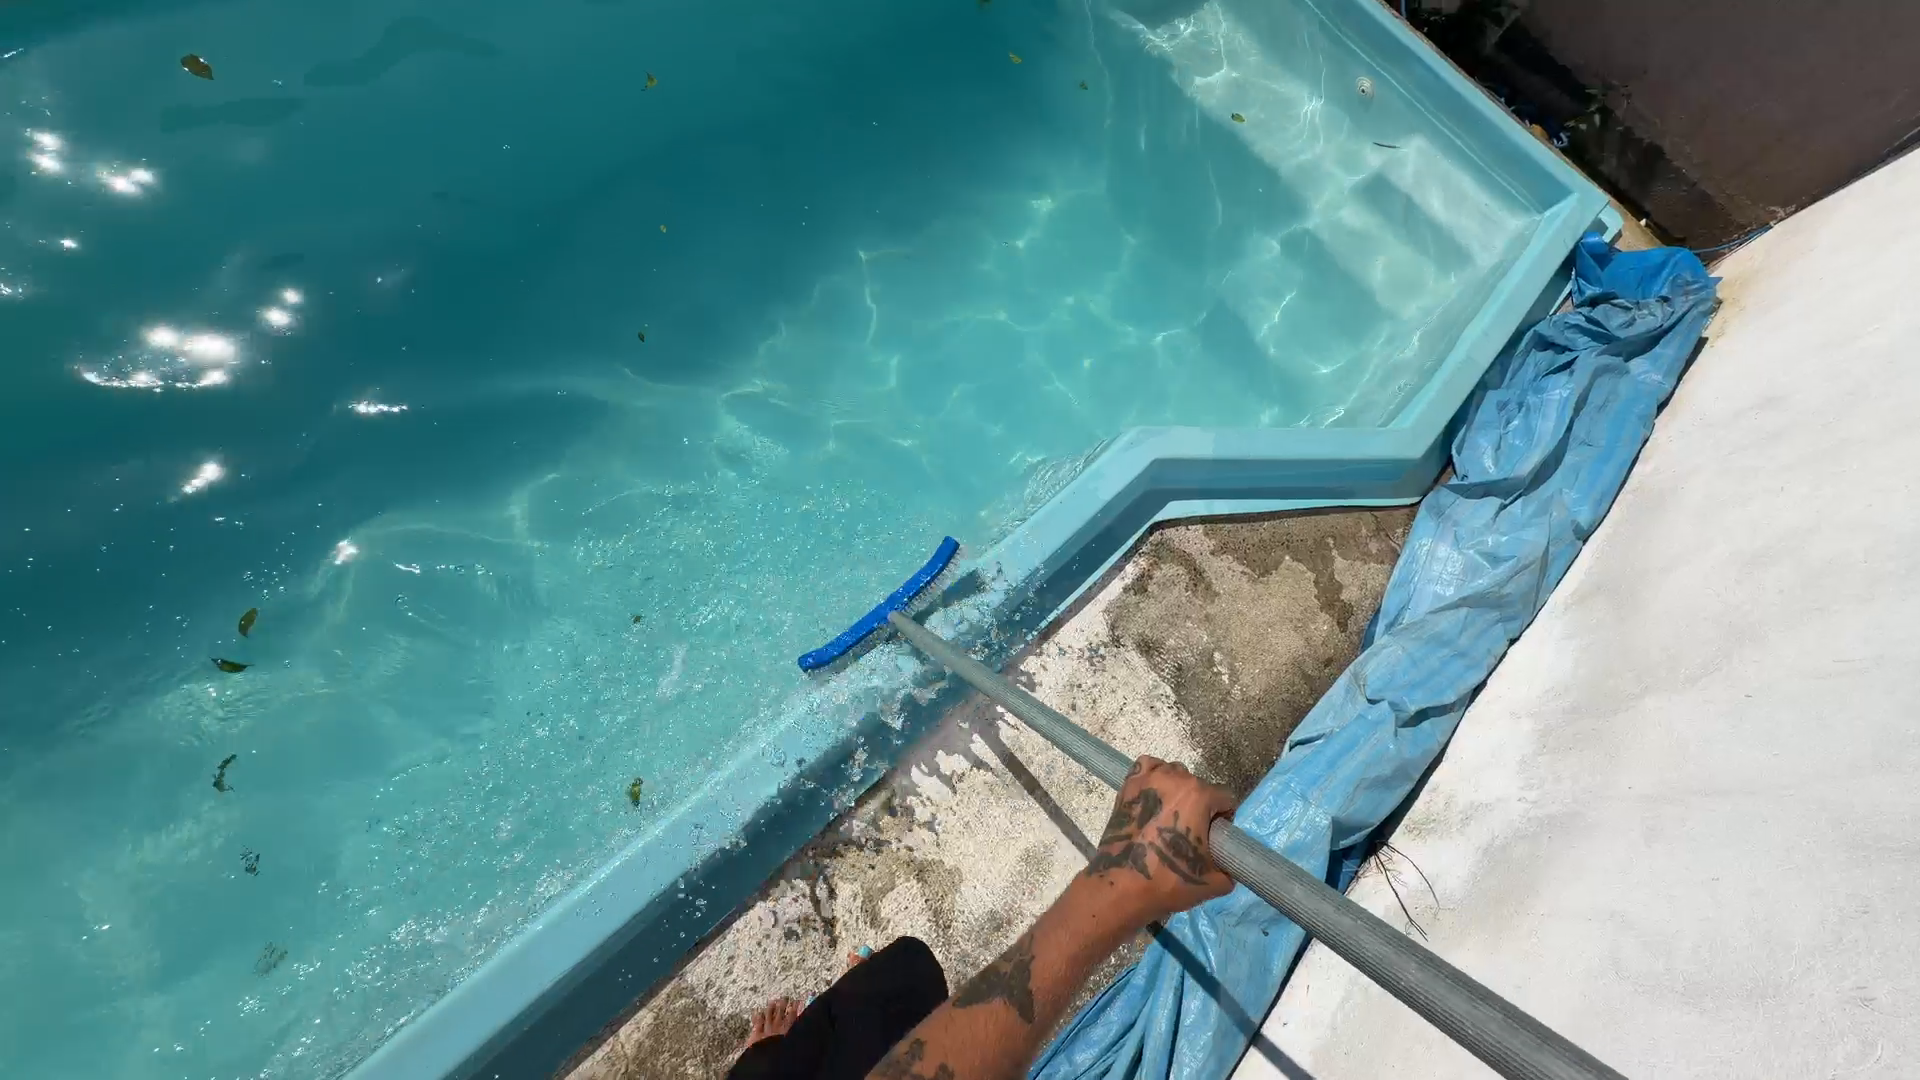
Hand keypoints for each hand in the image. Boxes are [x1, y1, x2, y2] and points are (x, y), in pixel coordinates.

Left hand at [1081, 756, 1235, 925]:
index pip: (1225, 798)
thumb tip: (1228, 862)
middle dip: (1201, 805)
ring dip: (1178, 790)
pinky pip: (1147, 766)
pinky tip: (1154, 794)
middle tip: (1192, 831)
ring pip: (1174, 773)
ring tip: (1171, 815)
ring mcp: (1148, 778)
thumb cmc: (1171, 880)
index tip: (1217, 836)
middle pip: (1199, 785)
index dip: (1225, 818)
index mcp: (1200, 795)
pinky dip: (1154, 775)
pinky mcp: (1128, 783)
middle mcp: (1175, 778)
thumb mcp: (1216, 881)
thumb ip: (1230, 865)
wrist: (1124, 883)